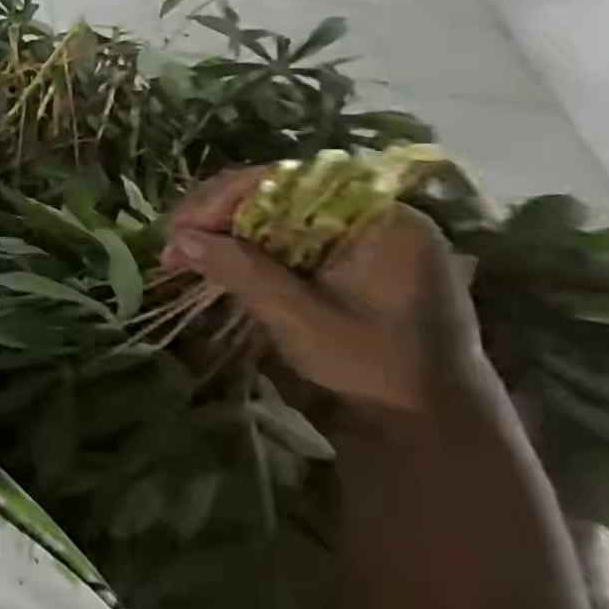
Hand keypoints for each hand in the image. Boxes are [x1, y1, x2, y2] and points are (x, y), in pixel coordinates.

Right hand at [161, 168, 484, 413]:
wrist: (433, 425)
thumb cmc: (377, 370)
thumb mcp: (302, 320)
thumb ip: (242, 272)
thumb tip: (179, 238)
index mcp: (380, 220)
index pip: (286, 182)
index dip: (224, 199)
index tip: (183, 231)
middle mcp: (371, 216)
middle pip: (275, 193)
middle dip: (216, 215)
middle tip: (175, 244)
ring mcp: (358, 237)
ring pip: (272, 214)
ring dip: (223, 231)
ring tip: (183, 254)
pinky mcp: (344, 259)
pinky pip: (283, 236)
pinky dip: (242, 247)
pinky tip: (214, 262)